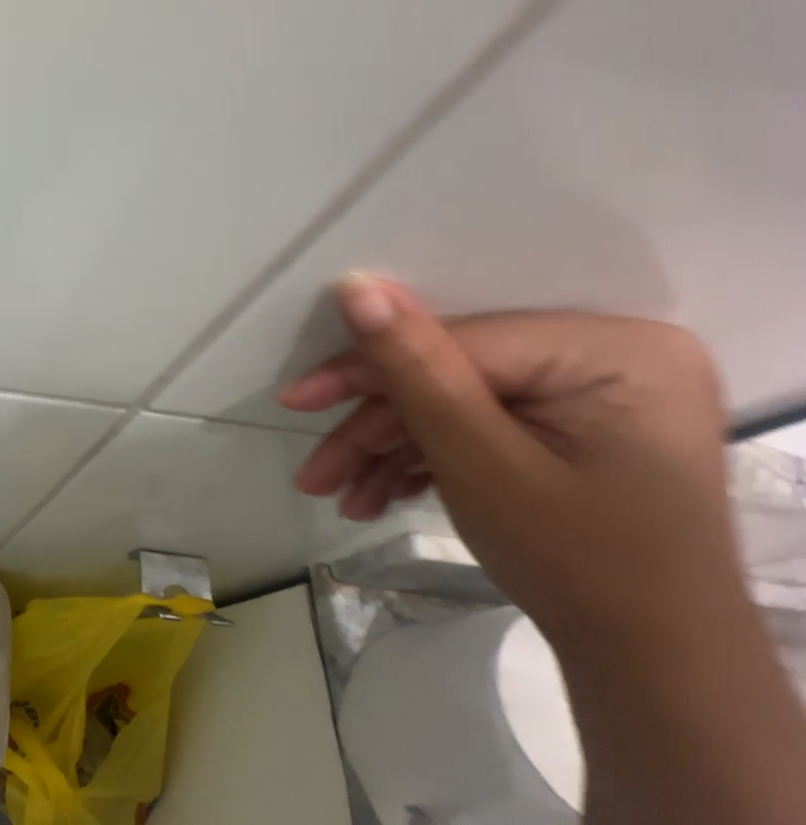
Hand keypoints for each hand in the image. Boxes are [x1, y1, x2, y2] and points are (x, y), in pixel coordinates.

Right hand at [276, 273, 743, 643]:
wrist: (656, 664)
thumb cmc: (578, 560)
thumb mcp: (478, 460)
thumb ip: (414, 367)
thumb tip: (357, 287)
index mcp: (611, 349)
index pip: (456, 342)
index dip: (366, 371)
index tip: (294, 401)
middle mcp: (612, 355)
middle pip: (452, 374)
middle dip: (375, 429)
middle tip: (315, 473)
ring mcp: (599, 394)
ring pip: (459, 403)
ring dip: (392, 451)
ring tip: (338, 498)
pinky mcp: (581, 427)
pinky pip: (486, 424)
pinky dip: (431, 460)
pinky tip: (378, 496)